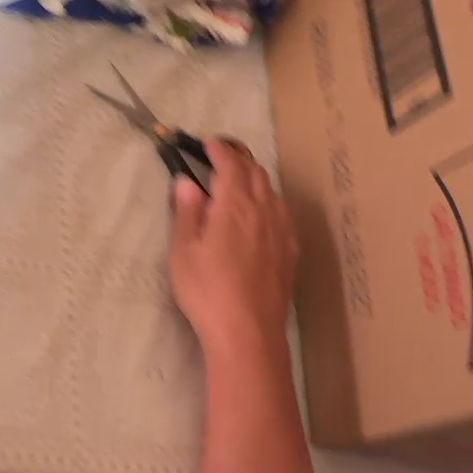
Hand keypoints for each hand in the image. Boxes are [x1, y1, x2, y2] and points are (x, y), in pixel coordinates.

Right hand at [168, 139, 298, 351]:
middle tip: (221, 155)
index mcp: (235, 205)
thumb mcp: (183, 252)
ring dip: (254, 179)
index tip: (207, 142)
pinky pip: (280, 213)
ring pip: (271, 191)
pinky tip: (259, 214)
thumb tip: (187, 182)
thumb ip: (187, 213)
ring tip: (238, 181)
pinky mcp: (289, 251)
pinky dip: (267, 201)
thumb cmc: (206, 290)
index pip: (231, 165)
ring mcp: (282, 230)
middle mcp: (264, 210)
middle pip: (256, 172)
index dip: (219, 149)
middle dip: (239, 158)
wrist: (248, 331)